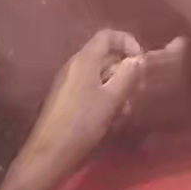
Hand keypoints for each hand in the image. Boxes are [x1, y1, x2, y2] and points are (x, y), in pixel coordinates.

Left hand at [18, 29, 183, 185]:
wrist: (49, 153)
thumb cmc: (82, 123)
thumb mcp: (111, 99)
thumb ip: (127, 76)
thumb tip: (137, 60)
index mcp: (84, 60)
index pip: (107, 36)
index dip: (127, 42)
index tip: (141, 62)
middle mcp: (75, 65)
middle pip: (105, 55)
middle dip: (125, 69)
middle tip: (138, 90)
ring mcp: (69, 82)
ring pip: (100, 74)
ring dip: (118, 86)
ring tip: (127, 108)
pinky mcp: (67, 98)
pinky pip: (91, 87)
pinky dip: (106, 96)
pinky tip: (113, 115)